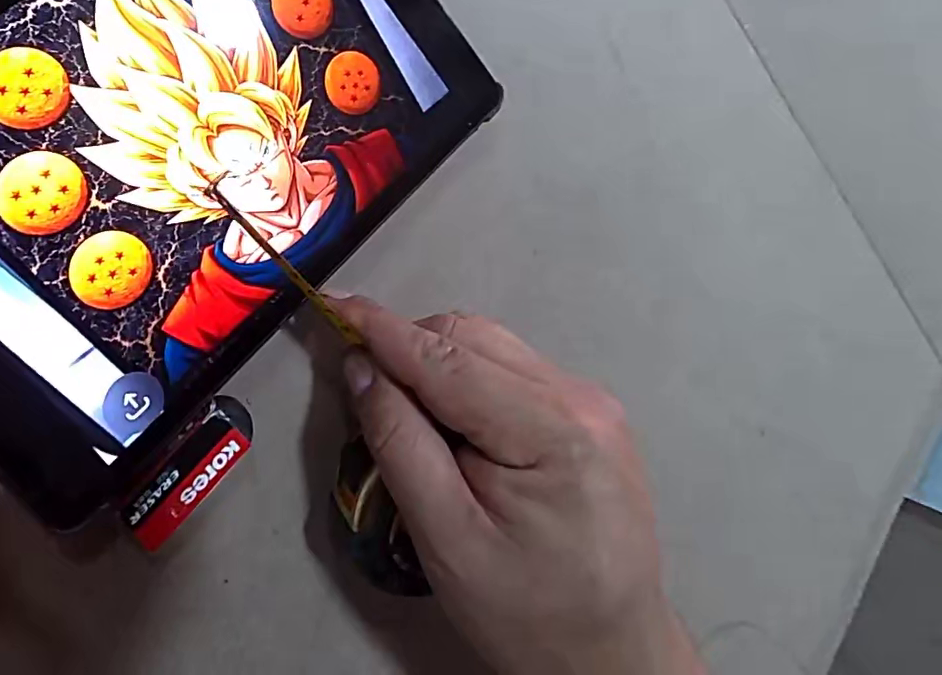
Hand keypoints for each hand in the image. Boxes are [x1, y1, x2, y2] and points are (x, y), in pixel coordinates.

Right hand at [330, 296, 702, 674]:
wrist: (612, 658)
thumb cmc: (525, 612)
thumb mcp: (444, 536)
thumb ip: (397, 441)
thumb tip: (359, 366)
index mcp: (552, 432)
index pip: (443, 357)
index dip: (379, 326)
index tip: (329, 303)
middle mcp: (578, 398)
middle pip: (464, 337)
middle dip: (403, 345)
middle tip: (363, 383)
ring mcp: (587, 399)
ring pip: (482, 341)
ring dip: (428, 356)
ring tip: (405, 406)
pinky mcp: (582, 408)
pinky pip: (501, 361)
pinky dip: (457, 371)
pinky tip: (449, 417)